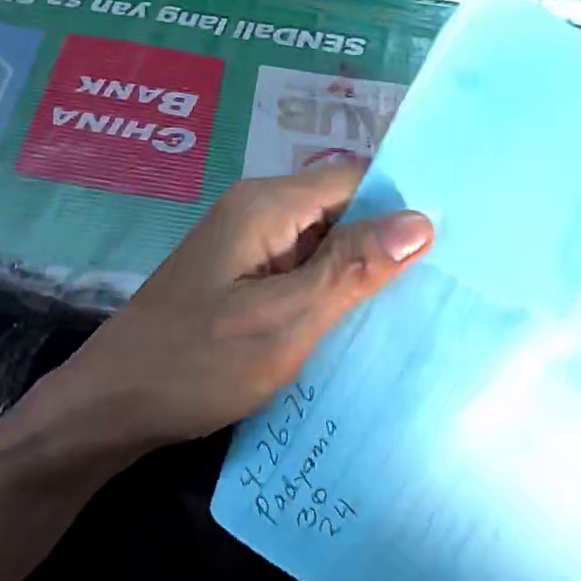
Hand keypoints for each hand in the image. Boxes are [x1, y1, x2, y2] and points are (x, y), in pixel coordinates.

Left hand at [39, 166, 432, 453]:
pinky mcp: (239, 282)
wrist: (114, 402)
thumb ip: (349, 270)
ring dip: (361, 273)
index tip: (466, 234)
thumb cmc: (195, 362)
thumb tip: (421, 219)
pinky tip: (364, 325)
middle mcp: (255, 214)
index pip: (355, 179)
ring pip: (321, 246)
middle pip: (340, 209)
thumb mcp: (283, 321)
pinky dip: (330, 294)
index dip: (406, 201)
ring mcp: (244, 249)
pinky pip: (298, 273)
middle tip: (459, 280)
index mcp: (265, 207)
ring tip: (427, 306)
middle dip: (389, 241)